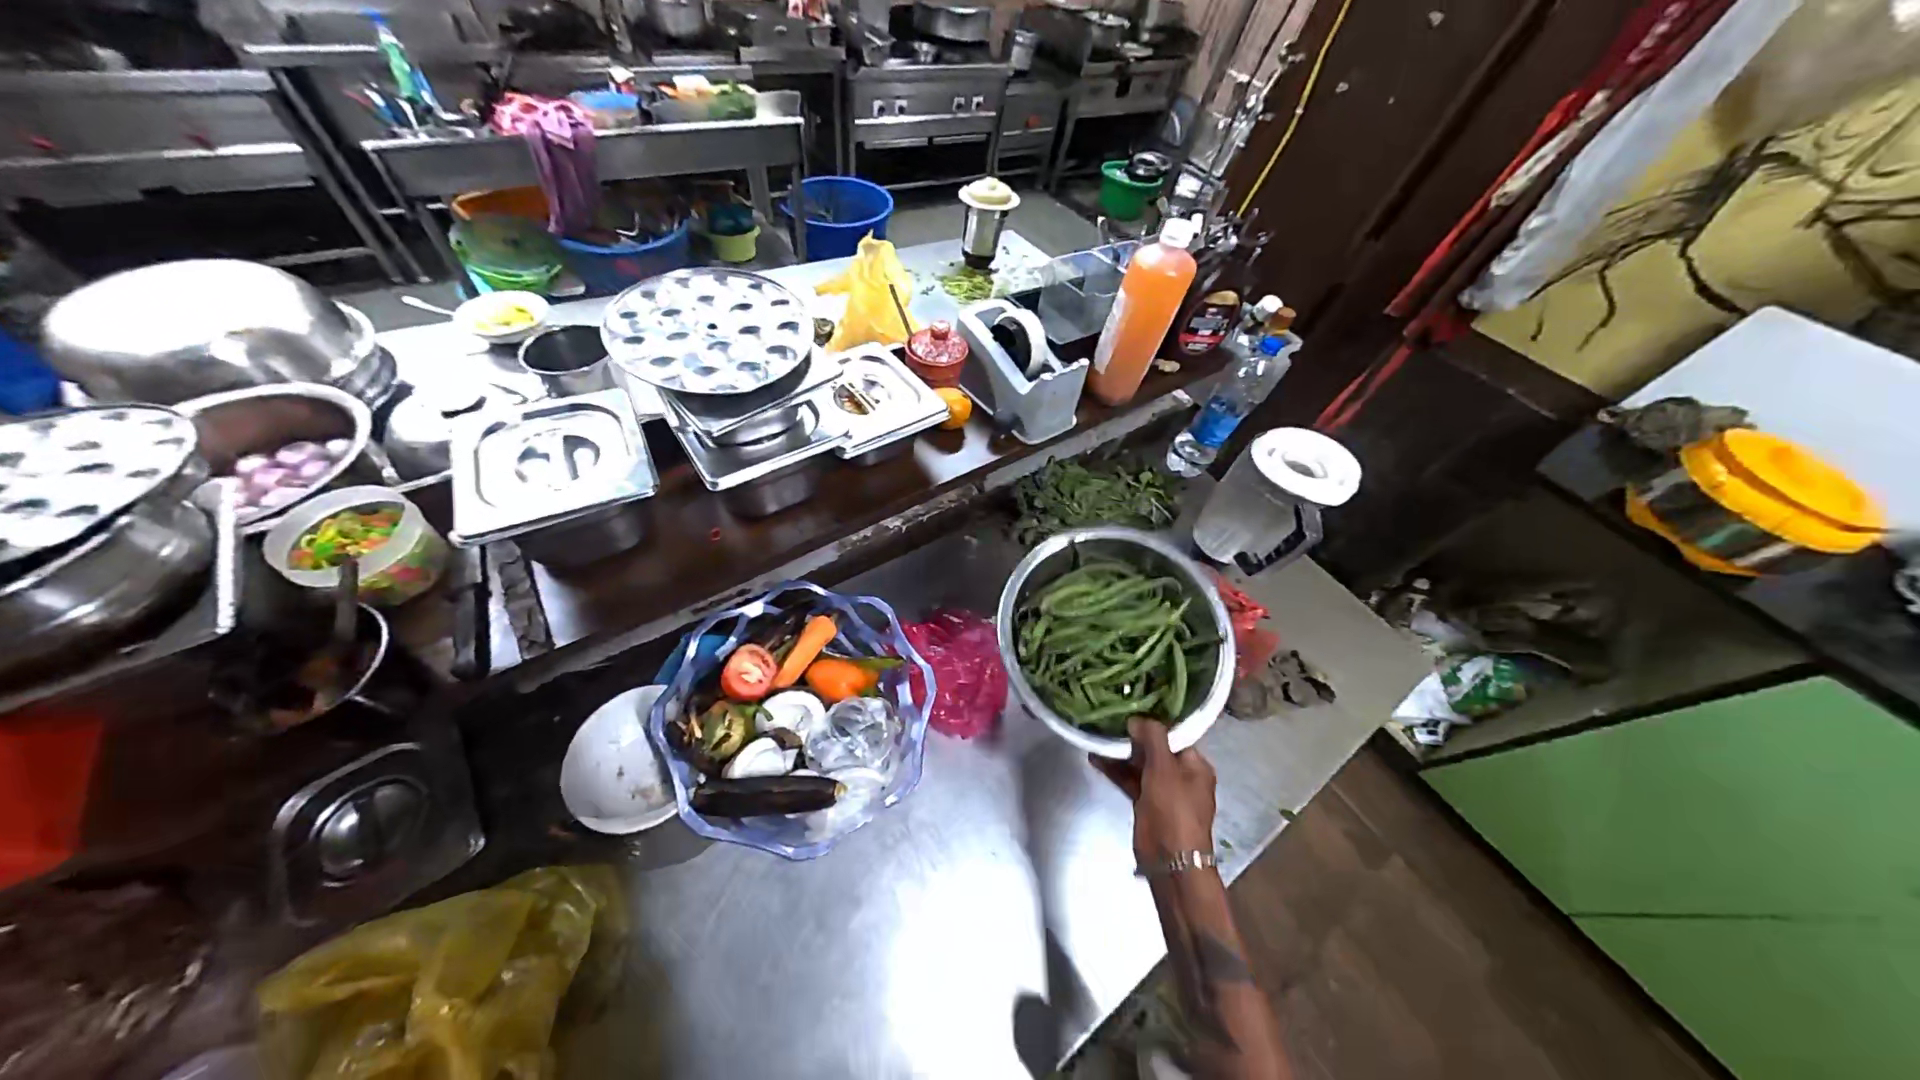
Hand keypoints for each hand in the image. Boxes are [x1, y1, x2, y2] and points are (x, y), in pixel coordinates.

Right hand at [1091, 717, 1216, 860]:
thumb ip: (1152, 739)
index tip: (1130, 708)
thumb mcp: (1164, 768)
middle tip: (1109, 719)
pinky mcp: (1146, 803)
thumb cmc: (1173, 809)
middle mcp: (1181, 775)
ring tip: (1098, 734)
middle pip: (1156, 749)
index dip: (1154, 723)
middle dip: (1133, 736)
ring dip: (1121, 753)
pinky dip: (1115, 770)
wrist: (1170, 860)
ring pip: (1140, 765)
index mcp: (1196, 766)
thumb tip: (1137, 718)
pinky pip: (1130, 780)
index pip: (1175, 736)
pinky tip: (1095, 758)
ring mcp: (1162, 791)